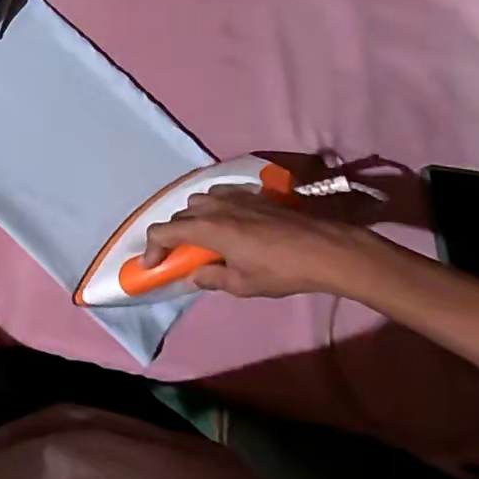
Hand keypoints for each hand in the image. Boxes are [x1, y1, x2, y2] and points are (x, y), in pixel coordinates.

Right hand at [145, 188, 396, 298]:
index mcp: (206, 228)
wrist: (327, 249)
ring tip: (203, 235)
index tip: (152, 265)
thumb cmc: (282, 271)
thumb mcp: (243, 285)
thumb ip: (211, 278)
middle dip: (173, 234)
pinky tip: (228, 220)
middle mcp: (213, 206)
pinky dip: (214, 206)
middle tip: (180, 254)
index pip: (162, 231)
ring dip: (193, 217)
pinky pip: (220, 194)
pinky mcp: (252, 194)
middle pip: (179, 215)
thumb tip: (193, 275)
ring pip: (198, 201)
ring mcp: (233, 196)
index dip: (151, 248)